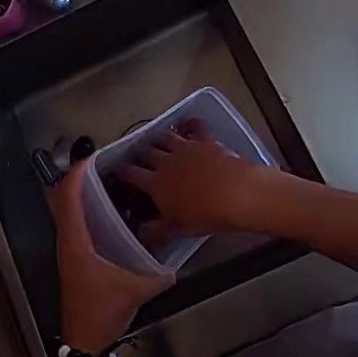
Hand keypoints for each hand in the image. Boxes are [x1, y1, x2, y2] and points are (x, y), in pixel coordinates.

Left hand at [51, 163, 173, 350]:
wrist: (83, 344)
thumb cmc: (101, 314)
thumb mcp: (135, 291)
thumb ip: (159, 275)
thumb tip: (178, 262)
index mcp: (76, 244)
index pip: (69, 200)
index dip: (76, 175)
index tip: (92, 157)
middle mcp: (68, 243)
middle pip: (64, 201)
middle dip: (78, 178)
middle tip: (103, 163)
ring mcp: (70, 251)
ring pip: (68, 212)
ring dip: (80, 193)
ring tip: (105, 180)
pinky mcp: (75, 259)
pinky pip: (75, 224)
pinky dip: (84, 209)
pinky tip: (107, 210)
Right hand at [116, 120, 278, 243]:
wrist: (236, 193)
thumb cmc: (205, 215)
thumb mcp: (177, 228)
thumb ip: (156, 229)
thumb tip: (142, 231)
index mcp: (155, 183)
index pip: (131, 174)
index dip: (124, 173)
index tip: (120, 173)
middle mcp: (166, 160)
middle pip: (147, 152)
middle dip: (142, 155)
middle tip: (142, 160)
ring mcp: (186, 147)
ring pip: (166, 137)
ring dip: (161, 140)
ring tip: (160, 143)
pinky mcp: (206, 140)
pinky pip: (195, 127)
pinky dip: (190, 125)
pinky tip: (190, 125)